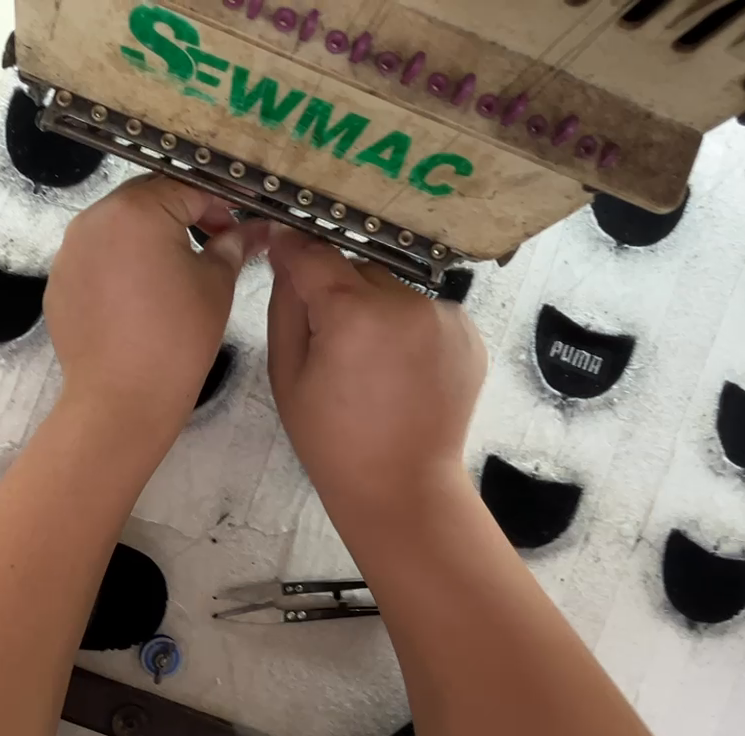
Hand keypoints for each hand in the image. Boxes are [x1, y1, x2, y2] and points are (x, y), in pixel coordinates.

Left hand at [45, 175, 268, 438]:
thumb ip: (232, 245)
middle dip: (179, 216)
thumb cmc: (177, 340)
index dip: (218, 203)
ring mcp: (69, 253)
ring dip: (146, 241)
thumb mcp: (215, 286)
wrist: (121, 400)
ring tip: (171, 276)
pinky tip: (136, 302)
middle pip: (145, 201)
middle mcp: (94, 220)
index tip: (235, 228)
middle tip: (207, 247)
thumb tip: (252, 229)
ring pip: (115, 230)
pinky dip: (117, 269)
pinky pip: (93, 261)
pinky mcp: (58, 285)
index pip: (186, 186)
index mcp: (136, 209)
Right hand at [266, 226, 486, 535]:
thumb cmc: (331, 441)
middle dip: (338, 292)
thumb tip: (286, 256)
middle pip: (357, 271)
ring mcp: (442, 314)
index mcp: (353, 313)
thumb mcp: (288, 378)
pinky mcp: (467, 331)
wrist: (401, 485)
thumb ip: (286, 309)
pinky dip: (406, 328)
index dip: (292, 249)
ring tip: (368, 363)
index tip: (277, 241)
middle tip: (328, 340)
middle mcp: (404, 301)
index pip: (314, 256)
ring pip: (392, 290)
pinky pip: (423, 311)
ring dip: (374, 309)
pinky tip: (399, 369)